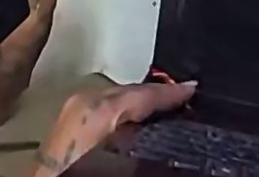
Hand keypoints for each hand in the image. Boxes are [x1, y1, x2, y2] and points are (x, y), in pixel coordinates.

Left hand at [29, 80, 197, 176]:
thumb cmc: (77, 170)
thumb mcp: (118, 161)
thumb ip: (141, 140)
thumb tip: (169, 136)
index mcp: (98, 110)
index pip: (143, 94)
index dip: (171, 94)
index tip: (193, 88)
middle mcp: (85, 100)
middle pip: (131, 91)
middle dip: (156, 96)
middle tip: (183, 98)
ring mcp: (73, 108)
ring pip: (117, 96)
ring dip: (139, 103)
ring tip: (164, 108)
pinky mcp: (66, 120)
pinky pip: (103, 105)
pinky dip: (122, 109)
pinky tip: (134, 119)